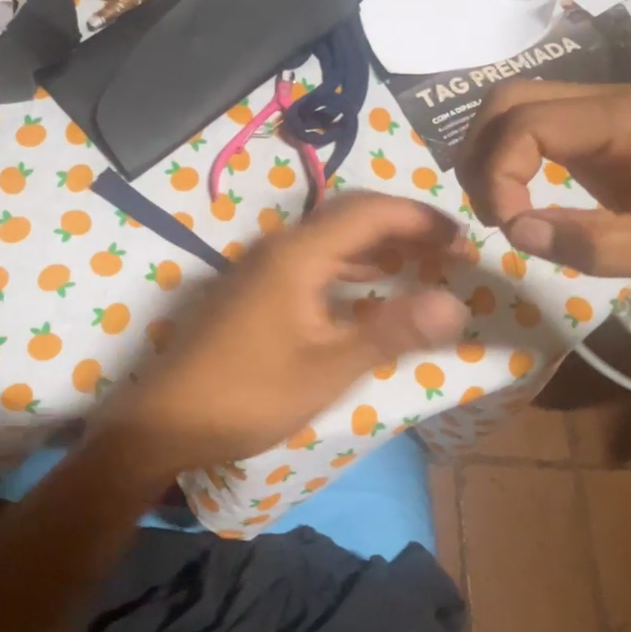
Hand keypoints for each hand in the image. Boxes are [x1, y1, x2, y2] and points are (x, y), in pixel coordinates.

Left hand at [96, 192, 469, 473]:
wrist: (164, 420)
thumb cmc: (249, 393)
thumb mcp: (329, 367)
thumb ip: (393, 330)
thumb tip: (458, 304)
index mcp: (299, 253)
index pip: (372, 211)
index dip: (423, 219)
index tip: (465, 240)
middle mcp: (279, 247)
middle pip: (351, 217)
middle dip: (405, 227)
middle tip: (450, 252)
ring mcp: (261, 267)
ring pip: (330, 239)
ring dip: (378, 246)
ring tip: (423, 265)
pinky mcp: (252, 290)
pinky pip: (312, 260)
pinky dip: (350, 266)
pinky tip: (369, 287)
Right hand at [458, 82, 630, 305]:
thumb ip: (591, 242)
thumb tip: (515, 229)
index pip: (528, 119)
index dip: (496, 169)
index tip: (505, 226)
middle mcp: (617, 105)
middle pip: (514, 99)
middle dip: (482, 152)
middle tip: (489, 213)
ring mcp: (616, 120)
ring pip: (524, 111)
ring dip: (493, 154)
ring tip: (499, 209)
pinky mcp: (615, 141)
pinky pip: (546, 133)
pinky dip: (515, 159)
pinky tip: (518, 198)